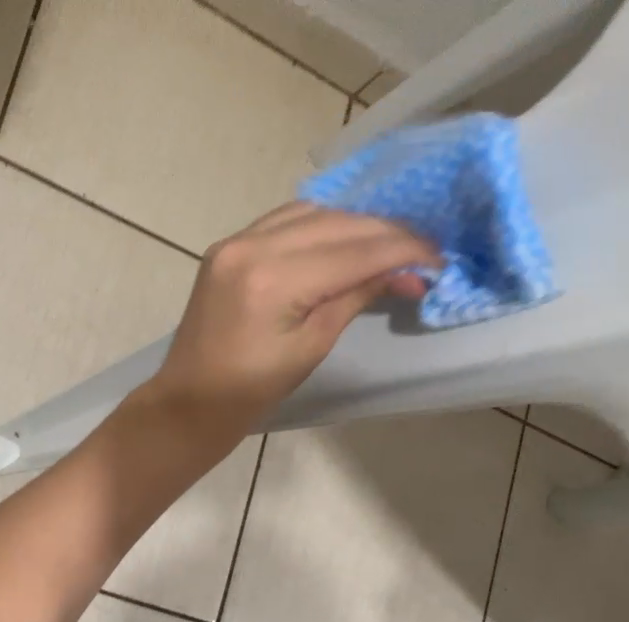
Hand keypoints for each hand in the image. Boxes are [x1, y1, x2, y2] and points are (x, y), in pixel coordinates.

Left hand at [145, 202, 438, 430]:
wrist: (190, 401)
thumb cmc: (251, 390)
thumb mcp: (311, 347)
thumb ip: (355, 298)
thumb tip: (406, 272)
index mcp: (273, 278)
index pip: (355, 251)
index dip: (403, 252)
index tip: (438, 261)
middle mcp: (251, 246)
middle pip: (337, 223)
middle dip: (385, 235)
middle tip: (422, 254)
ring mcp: (234, 242)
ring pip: (311, 213)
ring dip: (354, 226)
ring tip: (387, 247)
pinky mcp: (226, 247)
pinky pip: (283, 220)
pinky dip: (318, 225)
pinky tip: (342, 241)